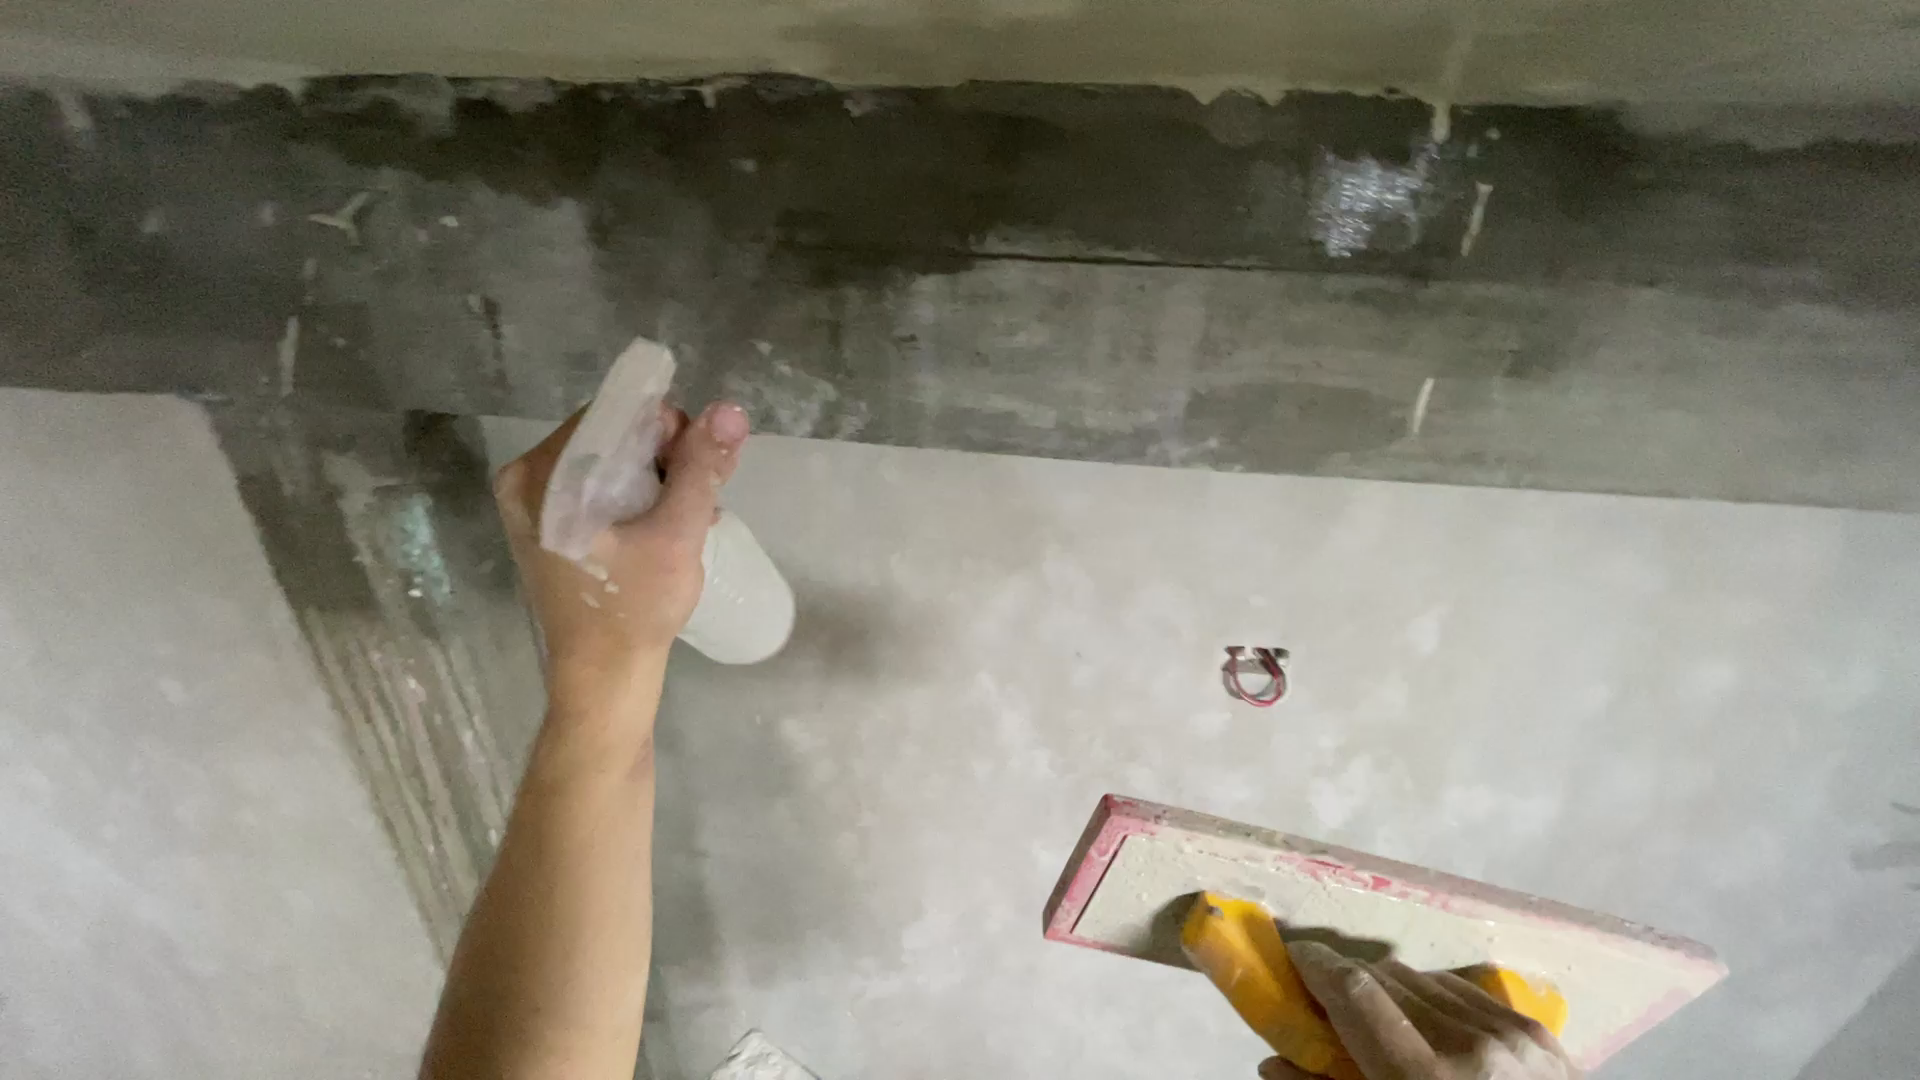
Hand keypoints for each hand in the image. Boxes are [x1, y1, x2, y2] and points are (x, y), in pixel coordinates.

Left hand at [492, 400, 750, 706]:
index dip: (669, 430)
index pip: (617, 415)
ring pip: (614, 461)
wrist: (605, 674)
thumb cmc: (636, 607)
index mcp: (542, 474)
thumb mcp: (678, 533)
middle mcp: (527, 479)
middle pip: (614, 436)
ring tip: (694, 511)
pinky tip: (670, 520)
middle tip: (703, 494)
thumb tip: (730, 410)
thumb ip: (702, 468)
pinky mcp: (552, 525)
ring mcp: (535, 503)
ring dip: (661, 476)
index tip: (700, 467)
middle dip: (668, 455)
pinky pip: (604, 486)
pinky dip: (642, 494)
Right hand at [1260, 941, 1581, 1079]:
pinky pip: (1461, 990)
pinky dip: (1433, 999)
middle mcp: (1470, 1047)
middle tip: (1330, 1005)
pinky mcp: (1541, 1034)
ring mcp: (1511, 1036)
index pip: (1353, 989)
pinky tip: (1432, 1030)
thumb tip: (1271, 1061)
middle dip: (1348, 983)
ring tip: (1386, 1023)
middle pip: (1382, 976)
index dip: (1314, 964)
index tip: (1289, 960)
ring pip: (1420, 977)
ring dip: (1390, 990)